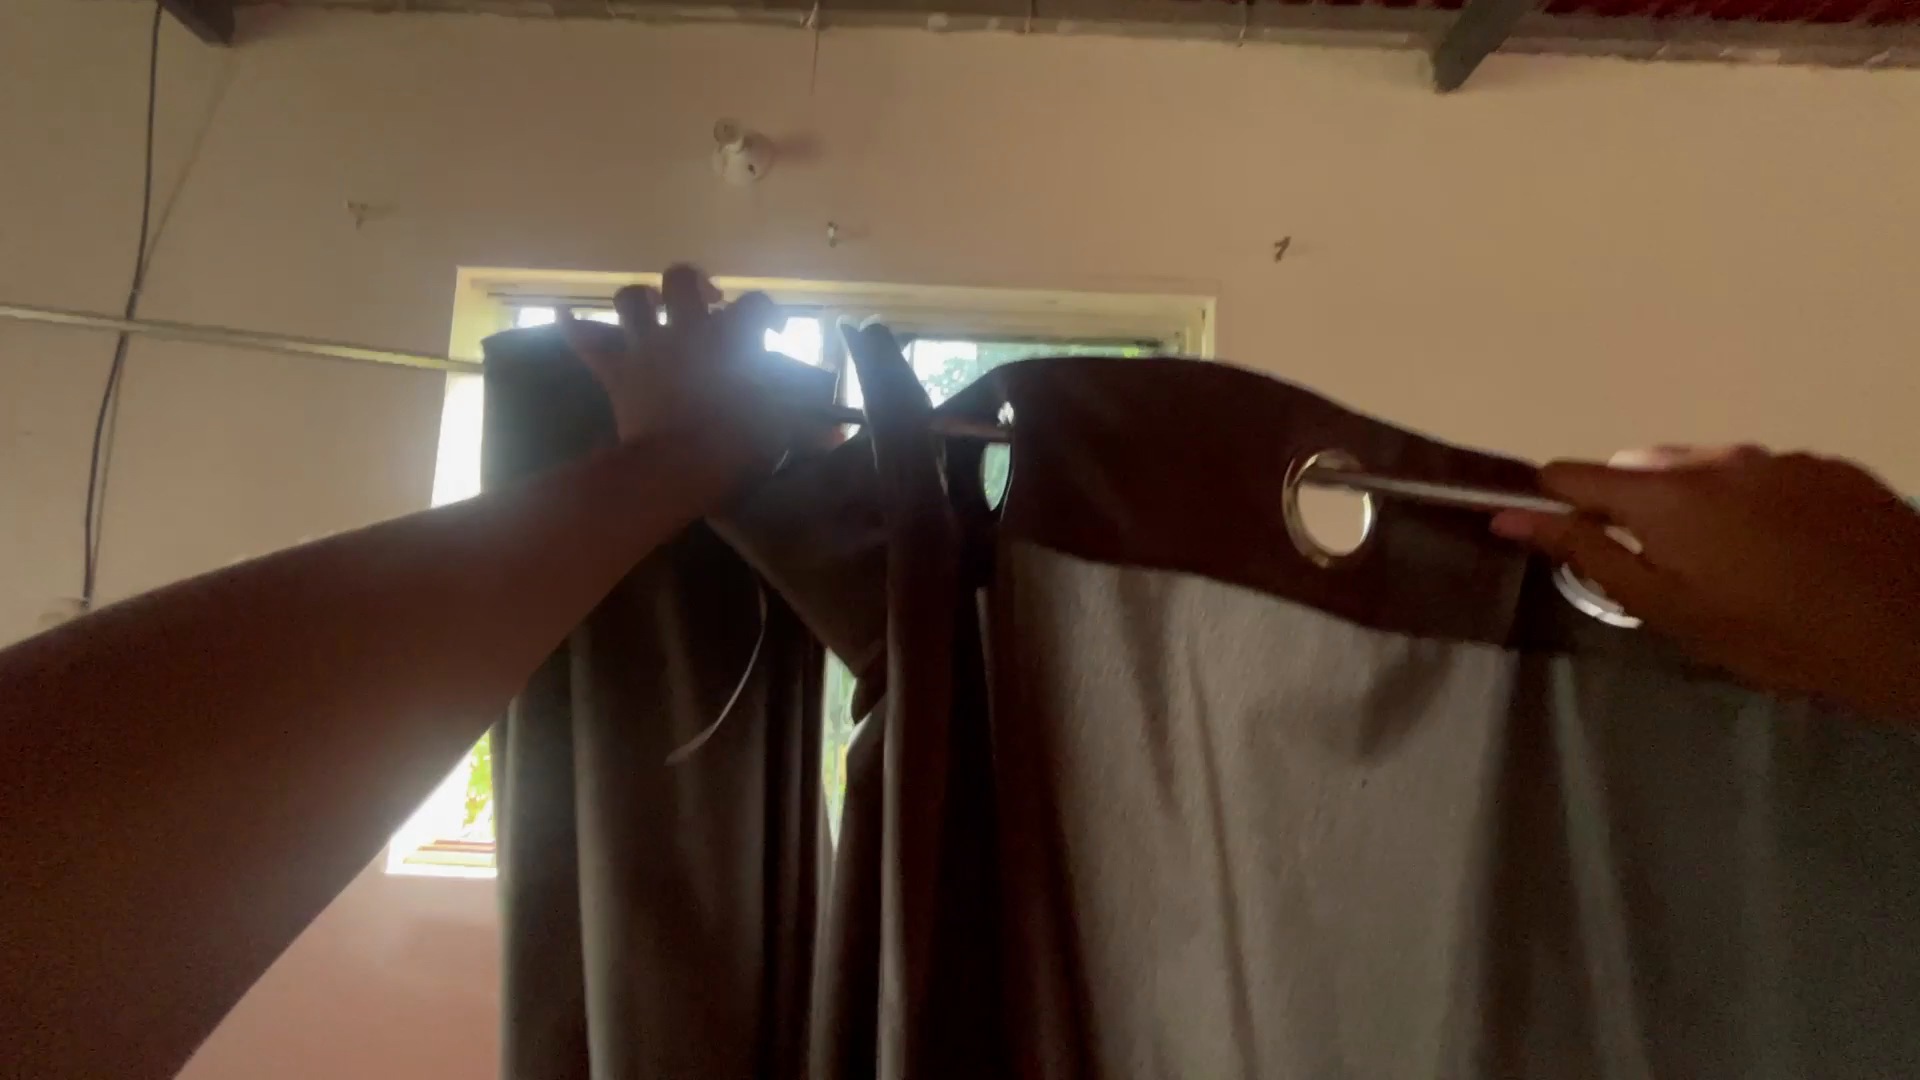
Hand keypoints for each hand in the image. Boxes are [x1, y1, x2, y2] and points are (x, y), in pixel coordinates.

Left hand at [559, 264, 790, 477]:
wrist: (678, 470)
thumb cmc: (736, 449)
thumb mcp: (779, 434)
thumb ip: (805, 426)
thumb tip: (836, 433)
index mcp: (733, 339)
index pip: (757, 305)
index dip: (766, 313)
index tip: (772, 330)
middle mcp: (688, 330)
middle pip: (683, 281)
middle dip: (695, 286)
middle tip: (706, 305)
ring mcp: (647, 348)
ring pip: (631, 299)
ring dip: (642, 301)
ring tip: (652, 314)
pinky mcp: (618, 373)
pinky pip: (587, 341)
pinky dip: (578, 329)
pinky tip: (568, 318)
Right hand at [1491, 446, 1919, 719]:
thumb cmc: (1770, 632)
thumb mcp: (1658, 603)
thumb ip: (1580, 550)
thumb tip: (1506, 516)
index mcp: (1661, 494)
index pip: (1567, 473)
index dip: (1547, 499)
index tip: (1551, 531)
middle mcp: (1713, 460)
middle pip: (1631, 465)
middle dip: (1621, 503)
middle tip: (1647, 559)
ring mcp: (1777, 458)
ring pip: (1693, 466)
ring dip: (1682, 498)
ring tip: (1719, 554)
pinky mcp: (1830, 466)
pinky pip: (1754, 471)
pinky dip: (1741, 498)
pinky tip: (1776, 543)